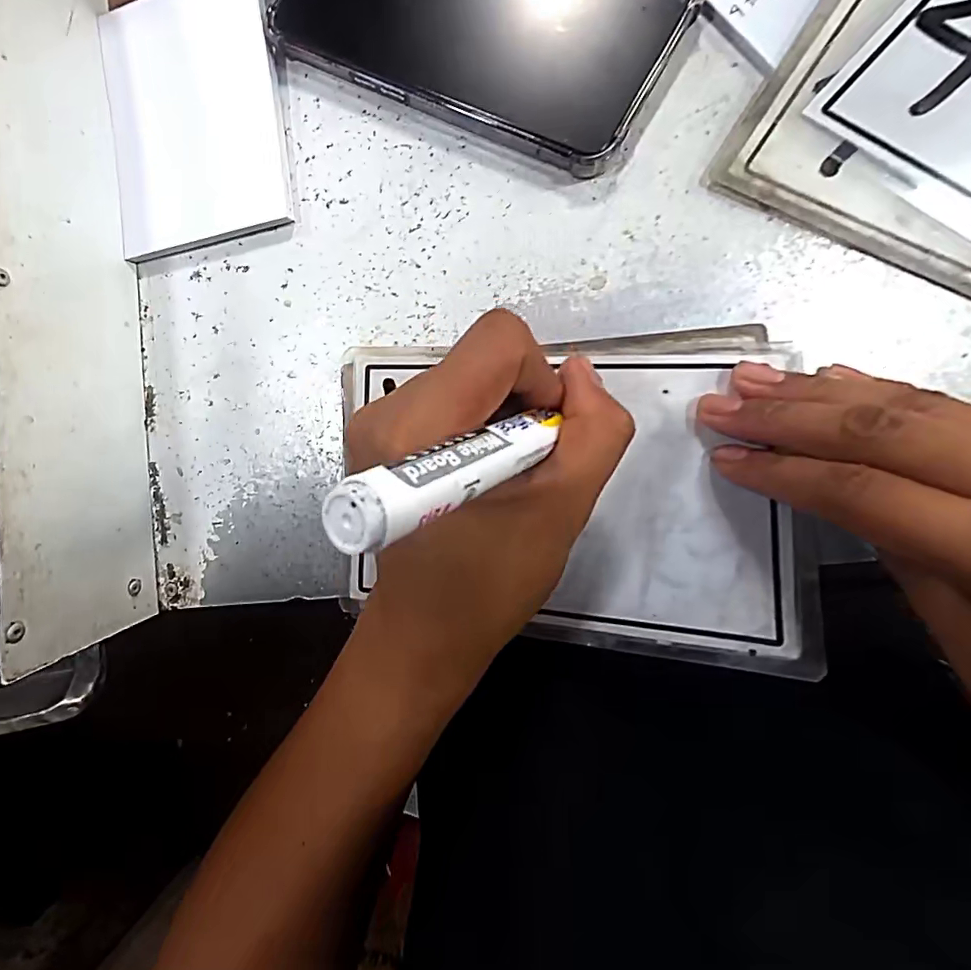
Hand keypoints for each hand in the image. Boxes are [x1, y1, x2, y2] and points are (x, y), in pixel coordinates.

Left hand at [347, 310, 633, 688]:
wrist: (423, 630)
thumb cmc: (487, 583)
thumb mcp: (564, 507)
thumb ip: (596, 428)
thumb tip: (579, 372)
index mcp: (419, 425)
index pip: (498, 339)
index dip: (540, 379)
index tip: (543, 437)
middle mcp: (385, 411)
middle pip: (480, 358)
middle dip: (521, 403)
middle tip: (525, 467)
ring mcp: (375, 422)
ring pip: (466, 376)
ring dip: (501, 417)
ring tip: (501, 479)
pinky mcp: (377, 435)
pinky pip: (445, 398)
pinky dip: (476, 425)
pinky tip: (478, 477)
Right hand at [696, 362, 970, 894]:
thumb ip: (939, 592)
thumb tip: (878, 522)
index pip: (880, 497)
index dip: (789, 471)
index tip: (726, 453)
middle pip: (908, 432)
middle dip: (800, 412)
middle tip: (728, 396)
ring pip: (953, 411)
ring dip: (846, 393)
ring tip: (771, 379)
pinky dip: (918, 403)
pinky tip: (863, 386)